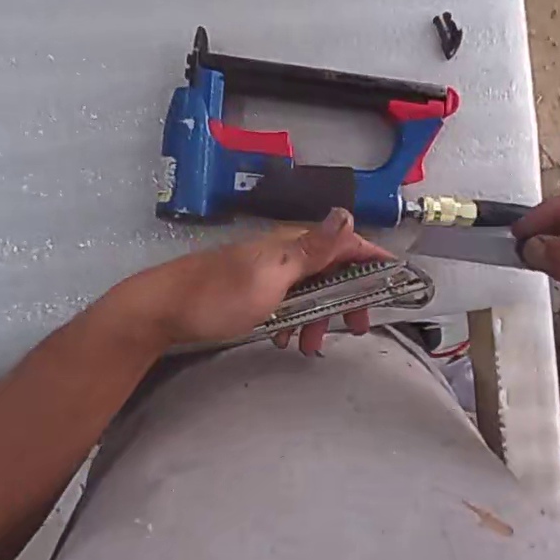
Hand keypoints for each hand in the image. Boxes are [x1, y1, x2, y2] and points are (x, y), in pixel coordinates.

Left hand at [102, 208, 390, 355]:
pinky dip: (295, 321)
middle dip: (349, 299)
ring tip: (310, 346)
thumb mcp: (272, 275)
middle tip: (356, 328)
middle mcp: (285, 253)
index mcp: (294, 245)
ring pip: (312, 291)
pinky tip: (286, 340)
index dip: (375, 259)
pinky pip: (289, 303)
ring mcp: (268, 272)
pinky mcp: (253, 290)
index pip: (347, 244)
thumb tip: (345, 213)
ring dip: (319, 317)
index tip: (398, 280)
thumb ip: (313, 249)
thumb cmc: (218, 296)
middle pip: (333, 270)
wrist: (161, 311)